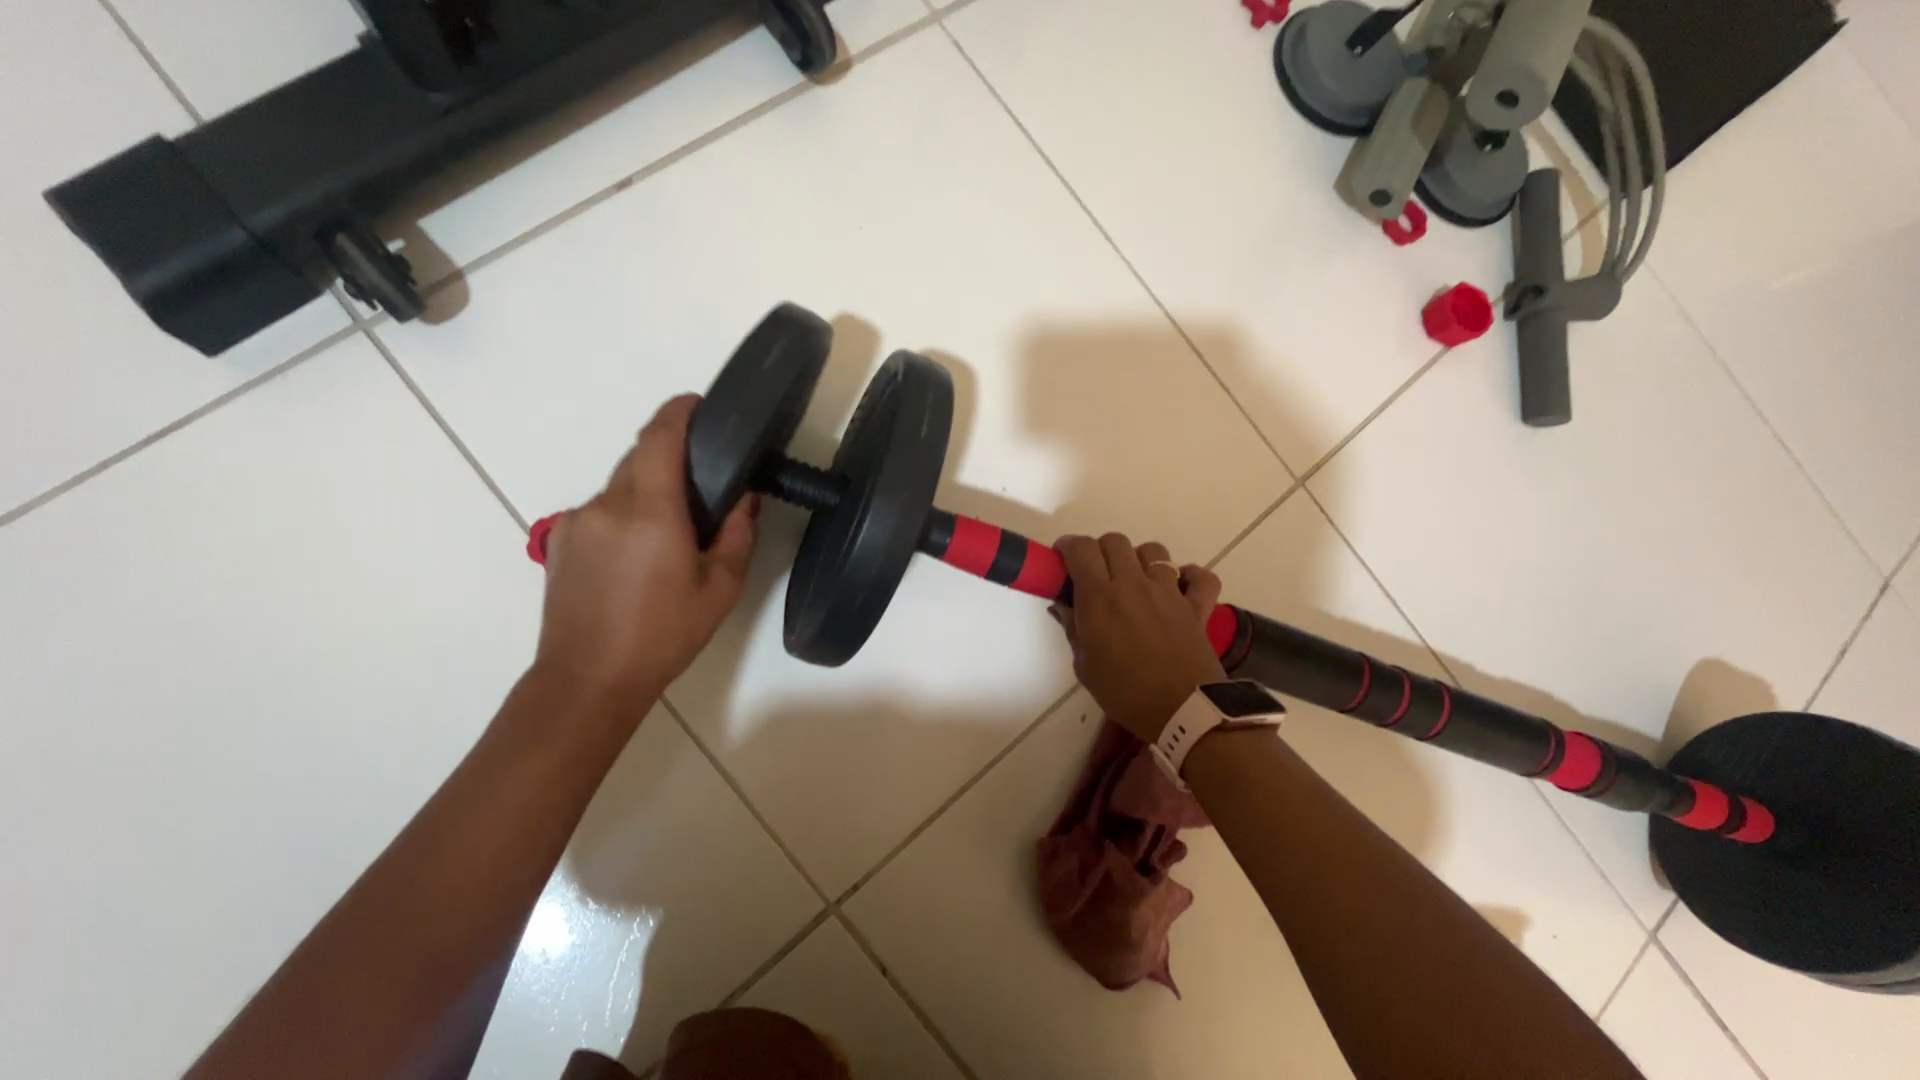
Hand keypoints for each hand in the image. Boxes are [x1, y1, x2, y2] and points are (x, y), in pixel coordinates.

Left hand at [532, 395, 757, 705]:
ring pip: (619, 488)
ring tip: (670, 536)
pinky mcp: (559, 541)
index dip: (679, 411)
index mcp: (649, 510)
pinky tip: (635, 559)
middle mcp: (606, 504)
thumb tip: (743, 497)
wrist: (587, 680)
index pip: (659, 436)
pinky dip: (622, 518)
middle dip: (670, 460)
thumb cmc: (662, 635)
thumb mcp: (719, 590)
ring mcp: (576, 521)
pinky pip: (599, 512)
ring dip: (646, 494)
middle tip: (702, 487)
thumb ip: (736, 534)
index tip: (699, 405)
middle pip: (639, 458)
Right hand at [1051, 533, 1226, 742]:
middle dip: (1100, 550)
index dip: (1068, 547)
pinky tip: (1181, 587)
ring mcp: (1169, 592)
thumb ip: (1074, 629)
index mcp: (1100, 598)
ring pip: (1153, 550)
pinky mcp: (1197, 606)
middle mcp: (1134, 584)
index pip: (1081, 549)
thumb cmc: (1125, 694)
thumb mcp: (1085, 667)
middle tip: (1095, 574)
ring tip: (1135, 581)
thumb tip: (1063, 606)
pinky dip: (1191, 576)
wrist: (1183, 711)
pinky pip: (1201, 577)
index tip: (1063, 559)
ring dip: (1139, 559)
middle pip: (1115, 541)